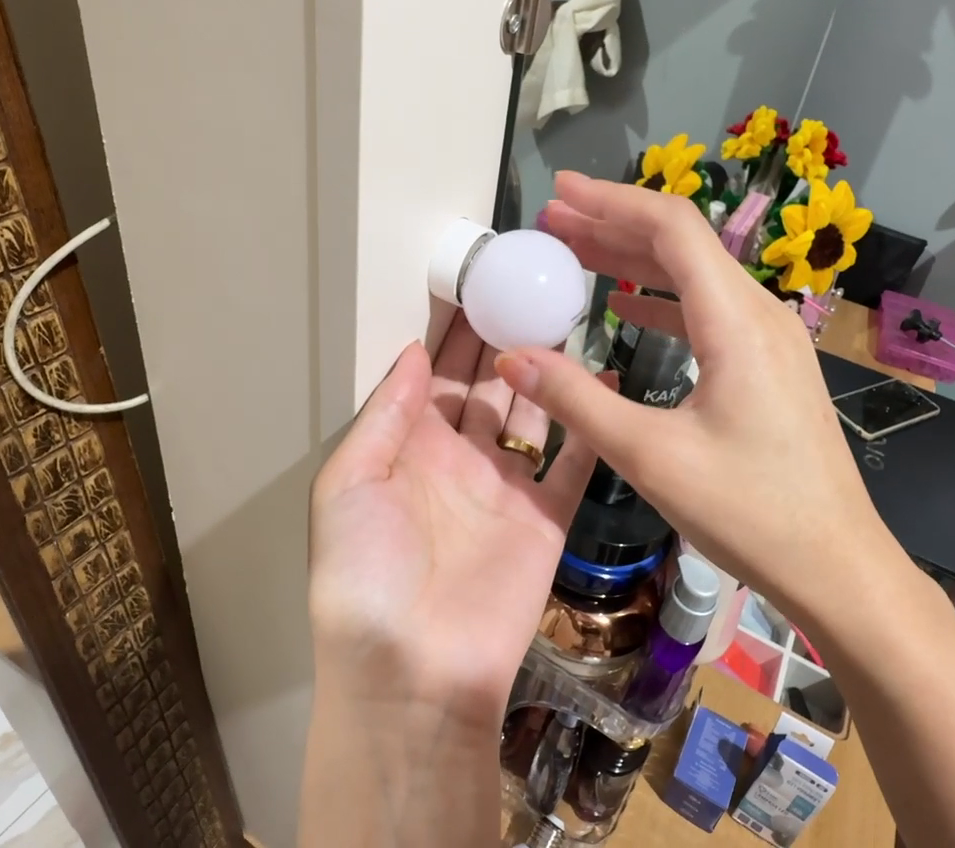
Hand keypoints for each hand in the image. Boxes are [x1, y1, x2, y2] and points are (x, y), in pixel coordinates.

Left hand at [308, 313, 602, 717]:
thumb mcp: (347, 486)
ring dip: (544, 372)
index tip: (475, 283)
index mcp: (406, 449)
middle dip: (501, 340)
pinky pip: (572, 465)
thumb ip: (385, 416)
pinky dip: (589, 427)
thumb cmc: (364, 575)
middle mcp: (456, 460)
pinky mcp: (545, 518)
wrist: (414, 671)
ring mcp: (504, 488)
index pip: (433, 376)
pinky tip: (607, 385)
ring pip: (530, 414)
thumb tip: (416, 351)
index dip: (451, 333)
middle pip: (485, 387)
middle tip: (529, 289)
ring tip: (568, 320)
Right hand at [493, 172, 894, 621]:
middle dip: (614, 225)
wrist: (838, 566)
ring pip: (696, 276)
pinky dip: (662, 299)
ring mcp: (771, 340)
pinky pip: (710, 311)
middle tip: (552, 222)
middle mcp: (760, 315)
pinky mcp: (771, 367)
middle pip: (683, 244)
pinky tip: (627, 310)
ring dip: (636, 260)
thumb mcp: (650, 456)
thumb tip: (510, 357)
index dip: (611, 201)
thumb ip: (575, 401)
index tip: (559, 192)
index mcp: (736, 321)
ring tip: (577, 254)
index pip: (672, 228)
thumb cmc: (749, 511)